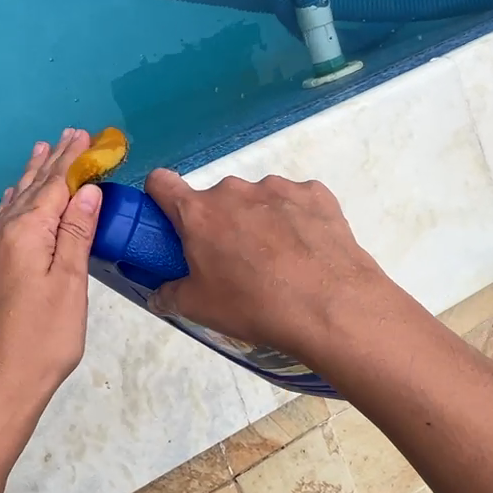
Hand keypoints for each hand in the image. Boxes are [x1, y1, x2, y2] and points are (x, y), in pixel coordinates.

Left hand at [0, 130, 102, 423]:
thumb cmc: (44, 337)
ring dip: (31, 177)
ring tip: (41, 152)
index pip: (54, 186)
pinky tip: (14, 198)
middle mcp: (1, 234)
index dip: (73, 161)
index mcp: (25, 233)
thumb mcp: (69, 283)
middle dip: (53, 162)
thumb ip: (76, 233)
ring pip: (13, 203)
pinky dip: (15, 201)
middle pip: (32, 189)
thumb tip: (85, 190)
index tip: (87, 136)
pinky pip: (2, 220)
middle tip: (69, 135)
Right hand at [142, 169, 407, 362]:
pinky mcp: (317, 194)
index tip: (172, 224)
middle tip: (234, 262)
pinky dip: (296, 219)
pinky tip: (308, 251)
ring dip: (258, 221)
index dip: (161, 199)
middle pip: (215, 199)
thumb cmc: (254, 307)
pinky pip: (295, 201)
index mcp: (198, 212)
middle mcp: (234, 190)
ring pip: (256, 200)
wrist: (333, 309)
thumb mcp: (198, 309)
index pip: (161, 182)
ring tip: (279, 261)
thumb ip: (169, 295)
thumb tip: (159, 294)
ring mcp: (278, 187)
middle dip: (219, 224)